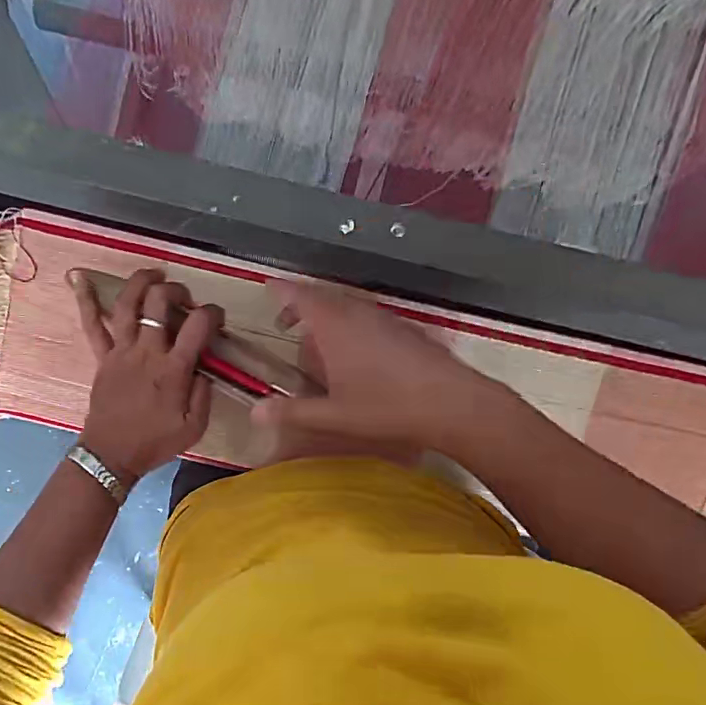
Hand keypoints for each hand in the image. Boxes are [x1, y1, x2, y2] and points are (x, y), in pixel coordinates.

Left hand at [70, 267, 215, 482]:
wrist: (111, 455)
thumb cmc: (154, 443)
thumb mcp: (194, 427)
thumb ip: (204, 394)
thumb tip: (204, 368)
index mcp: (173, 370)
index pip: (198, 326)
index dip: (212, 313)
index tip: (217, 318)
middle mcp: (147, 352)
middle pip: (159, 303)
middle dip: (176, 291)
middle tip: (184, 299)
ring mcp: (121, 352)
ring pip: (128, 304)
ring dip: (141, 282)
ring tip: (155, 274)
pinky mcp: (102, 357)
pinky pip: (92, 325)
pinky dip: (85, 300)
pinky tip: (79, 277)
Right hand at [251, 281, 490, 450]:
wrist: (452, 404)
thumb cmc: (387, 408)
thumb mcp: (333, 416)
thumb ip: (292, 413)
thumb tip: (254, 412)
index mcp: (336, 327)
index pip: (301, 296)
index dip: (282, 291)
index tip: (268, 288)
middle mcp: (359, 314)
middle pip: (324, 297)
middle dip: (301, 306)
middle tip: (286, 324)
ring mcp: (385, 319)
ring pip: (348, 306)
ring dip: (327, 315)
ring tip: (316, 340)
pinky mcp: (405, 329)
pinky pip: (368, 317)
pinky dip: (350, 324)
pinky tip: (354, 353)